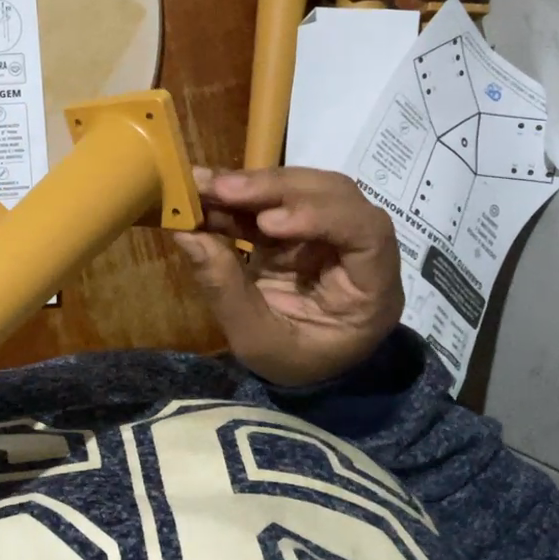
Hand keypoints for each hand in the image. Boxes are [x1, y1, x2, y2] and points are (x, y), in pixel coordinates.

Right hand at [174, 167, 403, 386]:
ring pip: (302, 188)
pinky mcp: (297, 228)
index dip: (320, 215)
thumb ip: (226, 289)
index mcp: (372, 288)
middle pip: (334, 195)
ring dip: (252, 185)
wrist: (298, 374)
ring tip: (202, 186)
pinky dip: (236, 198)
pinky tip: (202, 194)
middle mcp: (358, 248)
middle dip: (275, 188)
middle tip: (219, 188)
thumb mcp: (257, 340)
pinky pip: (270, 202)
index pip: (367, 234)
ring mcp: (328, 232)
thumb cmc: (292, 364)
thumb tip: (186, 234)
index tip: (266, 222)